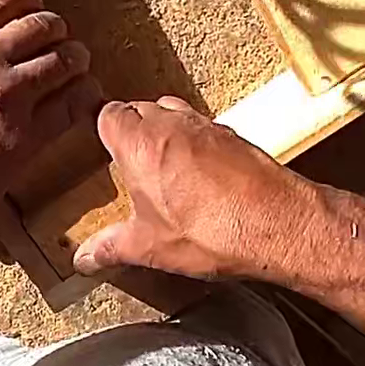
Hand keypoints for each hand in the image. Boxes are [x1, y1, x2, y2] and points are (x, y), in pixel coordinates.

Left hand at [0, 0, 101, 255]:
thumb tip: (13, 259)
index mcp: (21, 138)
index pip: (78, 104)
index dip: (91, 95)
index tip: (89, 94)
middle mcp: (13, 93)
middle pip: (67, 62)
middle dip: (77, 60)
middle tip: (73, 62)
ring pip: (44, 28)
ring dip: (56, 30)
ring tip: (55, 34)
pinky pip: (7, 3)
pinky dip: (26, 1)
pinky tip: (29, 4)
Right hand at [73, 97, 327, 279]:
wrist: (280, 224)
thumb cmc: (213, 230)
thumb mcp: (150, 247)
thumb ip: (111, 248)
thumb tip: (84, 257)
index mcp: (141, 143)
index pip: (109, 114)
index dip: (105, 131)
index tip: (104, 150)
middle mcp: (172, 123)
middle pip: (141, 108)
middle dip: (133, 131)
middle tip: (131, 164)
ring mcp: (207, 125)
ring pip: (174, 113)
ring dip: (165, 133)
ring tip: (163, 169)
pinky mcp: (235, 136)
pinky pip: (203, 129)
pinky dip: (195, 144)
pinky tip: (200, 177)